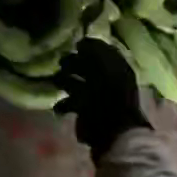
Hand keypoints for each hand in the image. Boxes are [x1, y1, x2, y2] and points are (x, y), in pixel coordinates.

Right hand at [55, 38, 151, 161]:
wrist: (112, 134)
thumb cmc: (109, 99)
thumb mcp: (105, 70)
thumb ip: (95, 53)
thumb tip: (82, 42)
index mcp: (118, 69)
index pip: (102, 50)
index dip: (88, 47)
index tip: (73, 45)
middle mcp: (109, 80)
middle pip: (87, 65)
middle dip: (73, 64)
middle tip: (62, 65)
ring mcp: (97, 96)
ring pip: (76, 82)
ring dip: (65, 82)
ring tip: (58, 84)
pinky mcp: (86, 111)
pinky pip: (71, 101)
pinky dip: (64, 103)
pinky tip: (61, 106)